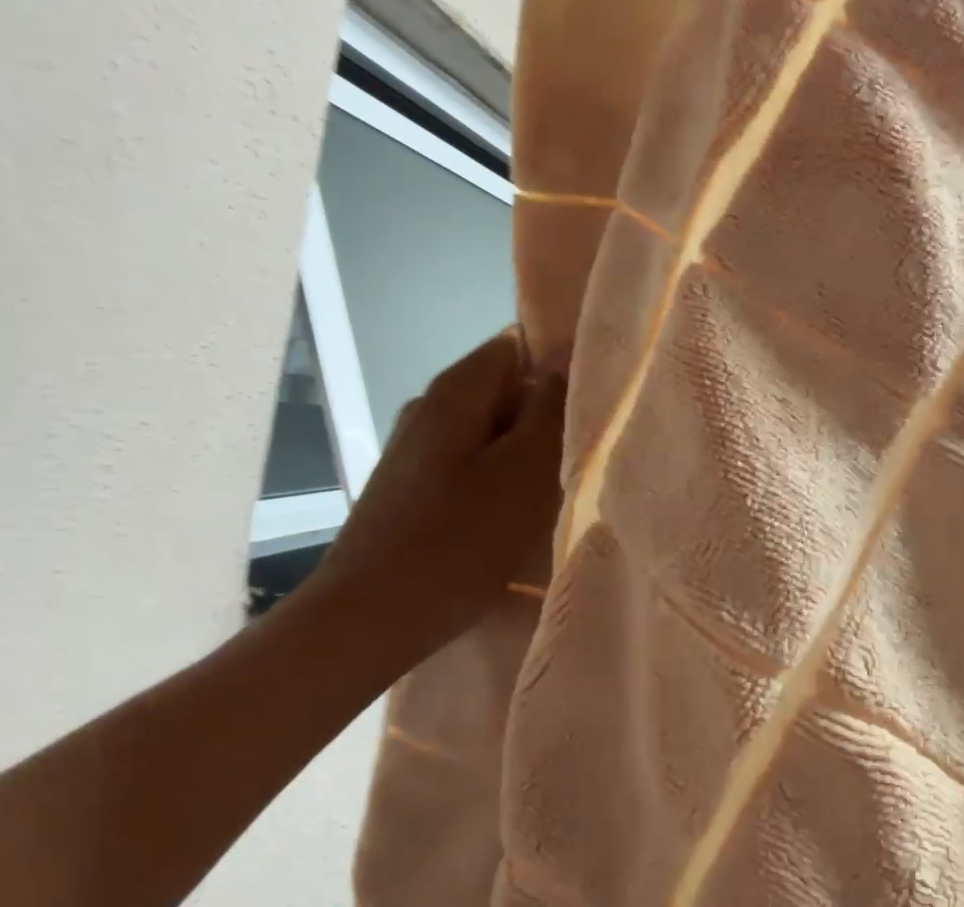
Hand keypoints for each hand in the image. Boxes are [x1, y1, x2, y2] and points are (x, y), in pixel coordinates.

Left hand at [307, 326, 568, 654]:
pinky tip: (516, 518)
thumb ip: (552, 407)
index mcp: (455, 390)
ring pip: (493, 431)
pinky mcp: (412, 488)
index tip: (596, 403)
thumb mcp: (525, 469)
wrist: (366, 621)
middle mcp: (429, 407)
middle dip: (549, 416)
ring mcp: (417, 449)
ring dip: (528, 454)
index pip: (520, 343)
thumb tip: (570, 354)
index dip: (564, 364)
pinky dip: (501, 481)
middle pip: (507, 388)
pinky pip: (472, 464)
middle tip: (584, 454)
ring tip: (556, 490)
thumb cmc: (458, 540)